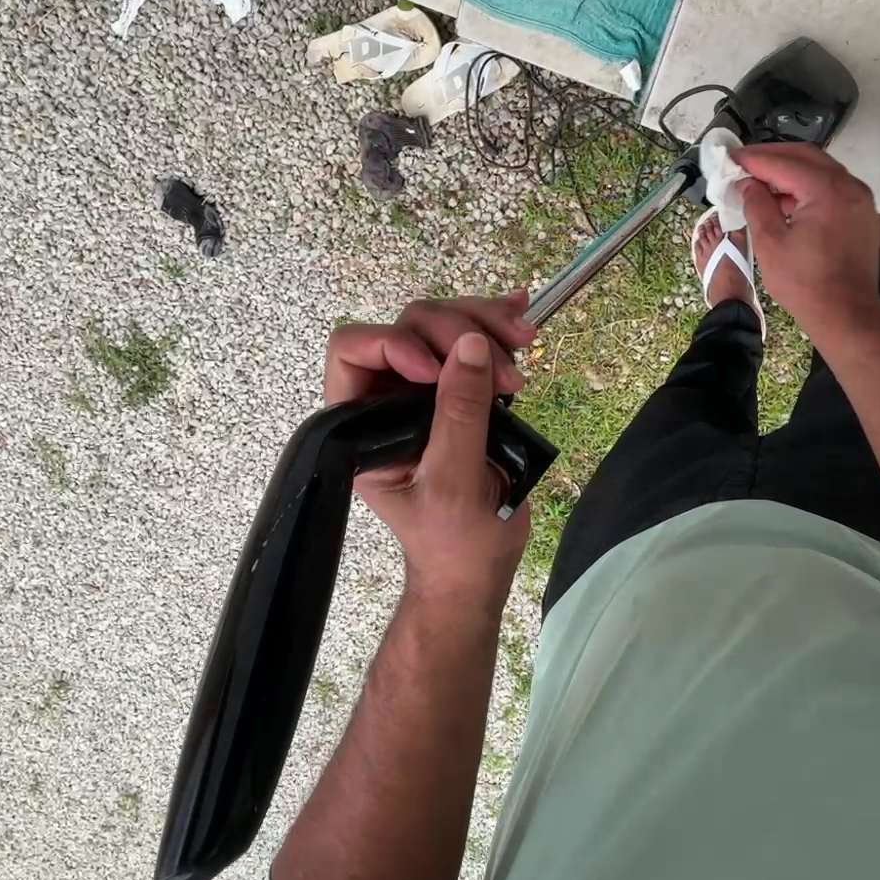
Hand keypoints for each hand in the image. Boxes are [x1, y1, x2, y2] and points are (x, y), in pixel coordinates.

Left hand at [324, 293, 537, 603]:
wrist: (482, 565)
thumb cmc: (455, 541)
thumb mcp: (455, 480)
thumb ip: (461, 413)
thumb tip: (472, 345)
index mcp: (364, 422)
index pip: (354, 351)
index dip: (392, 343)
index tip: (436, 369)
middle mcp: (389, 398)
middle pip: (411, 327)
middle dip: (459, 331)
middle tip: (508, 368)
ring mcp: (427, 391)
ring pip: (446, 326)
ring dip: (487, 325)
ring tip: (526, 342)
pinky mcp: (463, 391)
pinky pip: (475, 342)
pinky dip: (499, 326)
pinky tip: (522, 313)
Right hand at [732, 143, 879, 341]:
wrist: (846, 314)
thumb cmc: (805, 283)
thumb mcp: (770, 242)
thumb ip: (757, 205)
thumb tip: (747, 185)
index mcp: (827, 190)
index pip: (784, 163)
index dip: (754, 159)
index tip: (730, 158)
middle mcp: (849, 186)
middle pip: (806, 157)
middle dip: (772, 156)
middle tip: (743, 162)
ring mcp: (859, 199)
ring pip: (820, 170)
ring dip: (789, 171)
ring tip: (759, 179)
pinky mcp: (860, 214)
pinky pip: (831, 187)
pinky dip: (806, 187)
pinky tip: (784, 198)